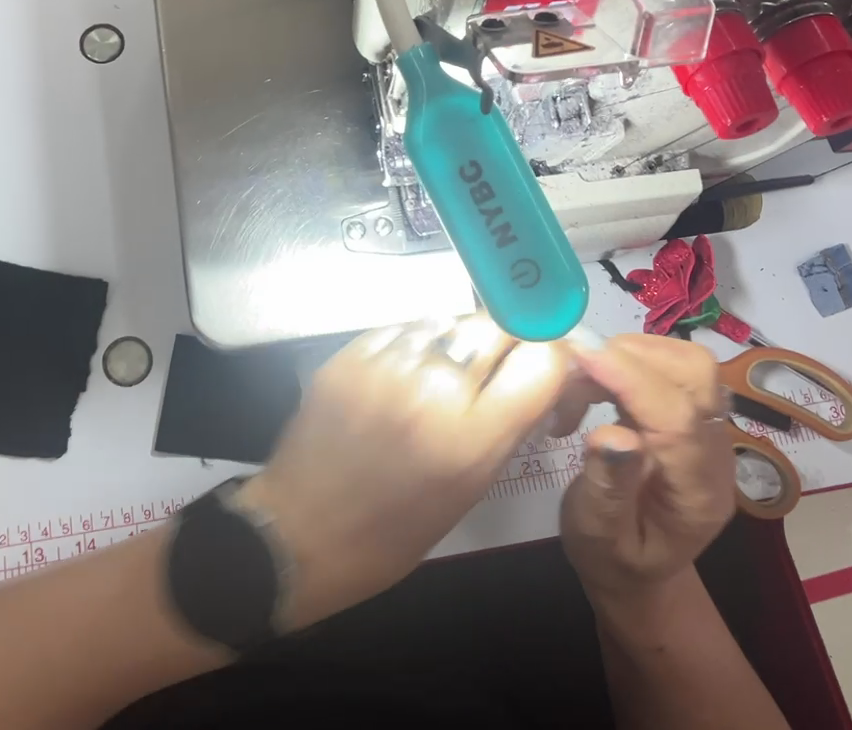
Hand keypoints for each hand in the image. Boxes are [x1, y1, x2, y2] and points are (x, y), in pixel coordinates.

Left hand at [235, 314, 571, 627]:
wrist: (299, 530)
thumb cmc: (392, 532)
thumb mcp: (469, 491)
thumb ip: (508, 428)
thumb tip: (538, 380)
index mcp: (471, 436)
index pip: (542, 358)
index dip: (552, 357)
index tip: (544, 369)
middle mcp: (433, 387)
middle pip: (497, 325)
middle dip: (511, 339)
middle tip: (501, 364)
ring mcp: (386, 365)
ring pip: (449, 319)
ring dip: (462, 339)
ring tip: (452, 368)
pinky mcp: (348, 354)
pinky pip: (403, 328)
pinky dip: (418, 342)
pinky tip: (410, 369)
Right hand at [559, 334, 735, 602]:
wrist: (638, 570)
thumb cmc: (613, 557)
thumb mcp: (598, 534)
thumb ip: (608, 487)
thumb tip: (613, 434)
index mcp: (697, 491)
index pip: (677, 417)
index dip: (629, 377)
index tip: (578, 355)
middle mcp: (714, 452)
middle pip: (697, 374)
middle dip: (632, 355)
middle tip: (575, 372)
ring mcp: (706, 430)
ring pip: (685, 361)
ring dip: (627, 354)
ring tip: (580, 384)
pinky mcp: (688, 414)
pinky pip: (668, 367)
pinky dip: (627, 360)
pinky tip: (595, 385)